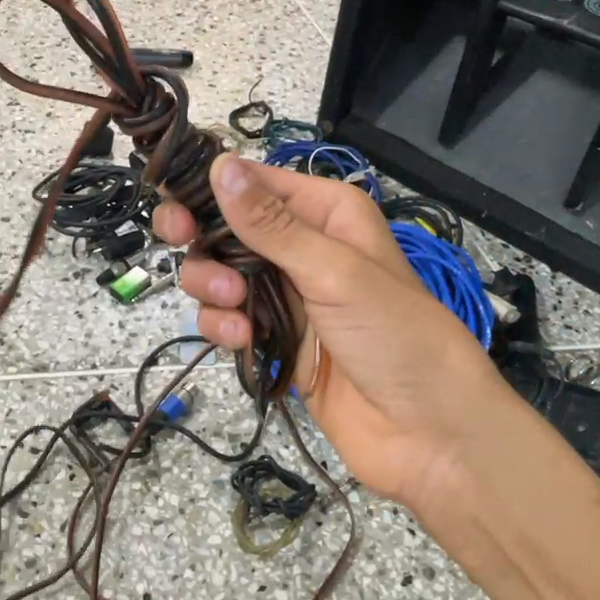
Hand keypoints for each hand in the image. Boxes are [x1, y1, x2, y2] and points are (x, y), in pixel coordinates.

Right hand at [153, 153, 501, 510]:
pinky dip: (223, 326)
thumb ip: (270, 224)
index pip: (253, 181)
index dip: (210, 186)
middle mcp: (301, 245)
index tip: (170, 194)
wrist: (429, 435)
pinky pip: (227, 317)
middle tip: (177, 239)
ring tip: (233, 303)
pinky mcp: (272, 337)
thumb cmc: (395, 336)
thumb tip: (220, 164)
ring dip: (212, 285)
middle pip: (225, 226)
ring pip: (218, 272)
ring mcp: (284, 294)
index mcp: (325, 212)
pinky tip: (242, 341)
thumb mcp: (333, 271)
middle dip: (201, 236)